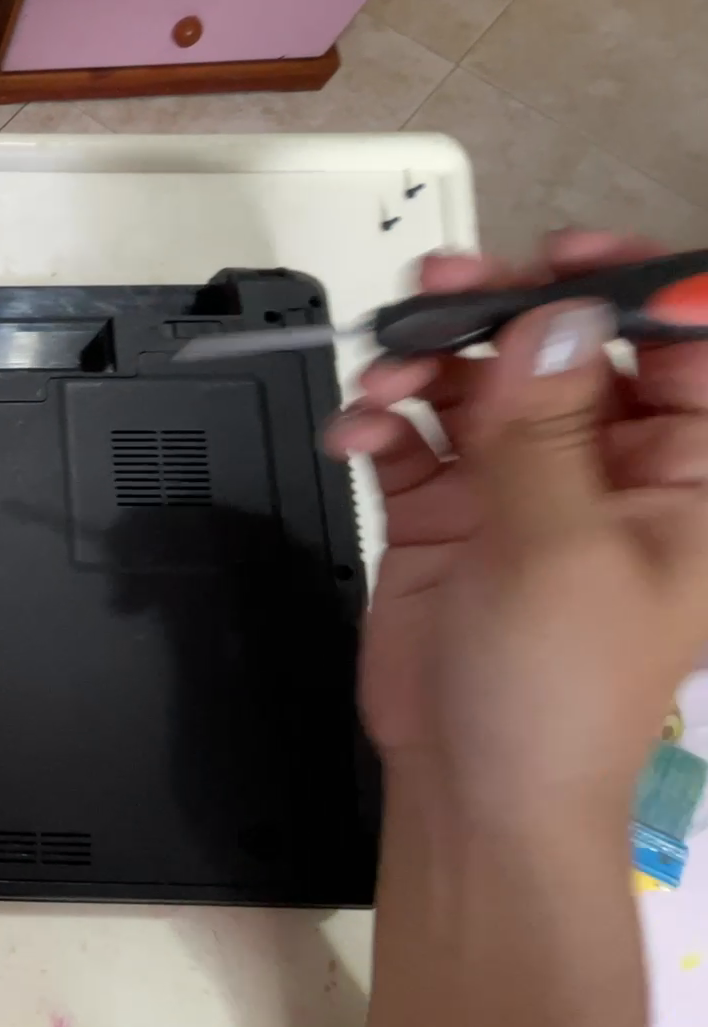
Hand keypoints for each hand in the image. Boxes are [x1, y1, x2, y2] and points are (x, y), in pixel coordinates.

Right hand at [326, 233, 707, 827]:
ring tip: (377, 383)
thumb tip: (551, 322)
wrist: (466, 765)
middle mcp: (608, 469)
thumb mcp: (562, 551)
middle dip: (500, 319)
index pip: (686, 352)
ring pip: (474, 391)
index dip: (632, 297)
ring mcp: (515, 488)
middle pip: (562, 358)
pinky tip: (353, 436)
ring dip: (421, 373)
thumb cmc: (557, 681)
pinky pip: (407, 443)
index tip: (555, 260)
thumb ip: (546, 435)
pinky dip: (374, 428)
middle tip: (434, 292)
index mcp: (693, 477)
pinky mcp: (438, 510)